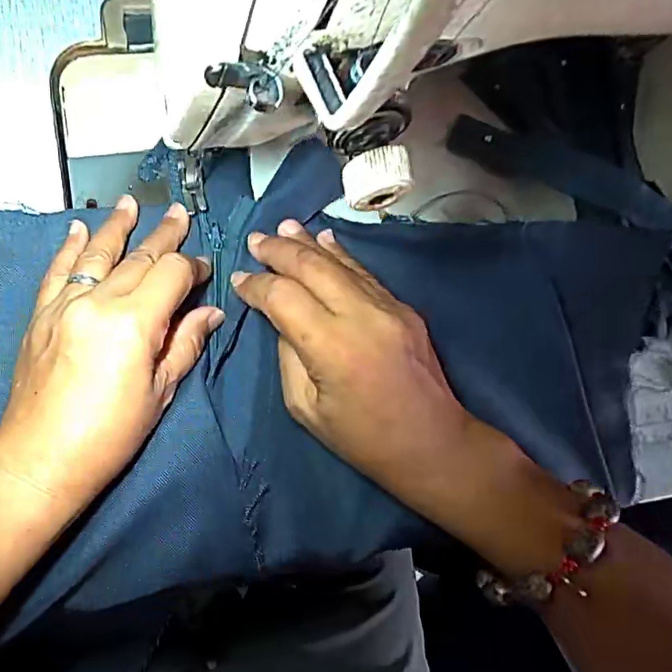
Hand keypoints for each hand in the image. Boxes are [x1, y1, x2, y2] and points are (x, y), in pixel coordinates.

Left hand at [0, 197, 222, 517]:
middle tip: (178, 214)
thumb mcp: (157, 395)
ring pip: (95, 254)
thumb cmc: (106, 437)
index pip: (171, 274)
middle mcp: (97, 301)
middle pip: (137, 257)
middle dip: (162, 235)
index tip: (203, 270)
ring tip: (130, 204)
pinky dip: (69, 248)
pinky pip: (57, 271)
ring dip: (116, 227)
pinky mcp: (40, 316)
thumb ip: (183, 346)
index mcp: (133, 322)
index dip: (192, 267)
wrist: (39, 457)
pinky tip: (78, 230)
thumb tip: (209, 314)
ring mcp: (63, 305)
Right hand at [228, 220, 490, 508]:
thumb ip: (289, 356)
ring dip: (309, 244)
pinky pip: (364, 274)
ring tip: (284, 228)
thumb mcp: (304, 407)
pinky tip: (325, 241)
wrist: (432, 444)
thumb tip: (284, 321)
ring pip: (340, 263)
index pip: (283, 298)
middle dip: (279, 252)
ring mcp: (388, 308)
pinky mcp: (404, 309)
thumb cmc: (360, 438)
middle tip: (256, 239)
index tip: (239, 279)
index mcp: (331, 347)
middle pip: (312, 268)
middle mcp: (361, 316)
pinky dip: (341, 255)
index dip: (256, 285)